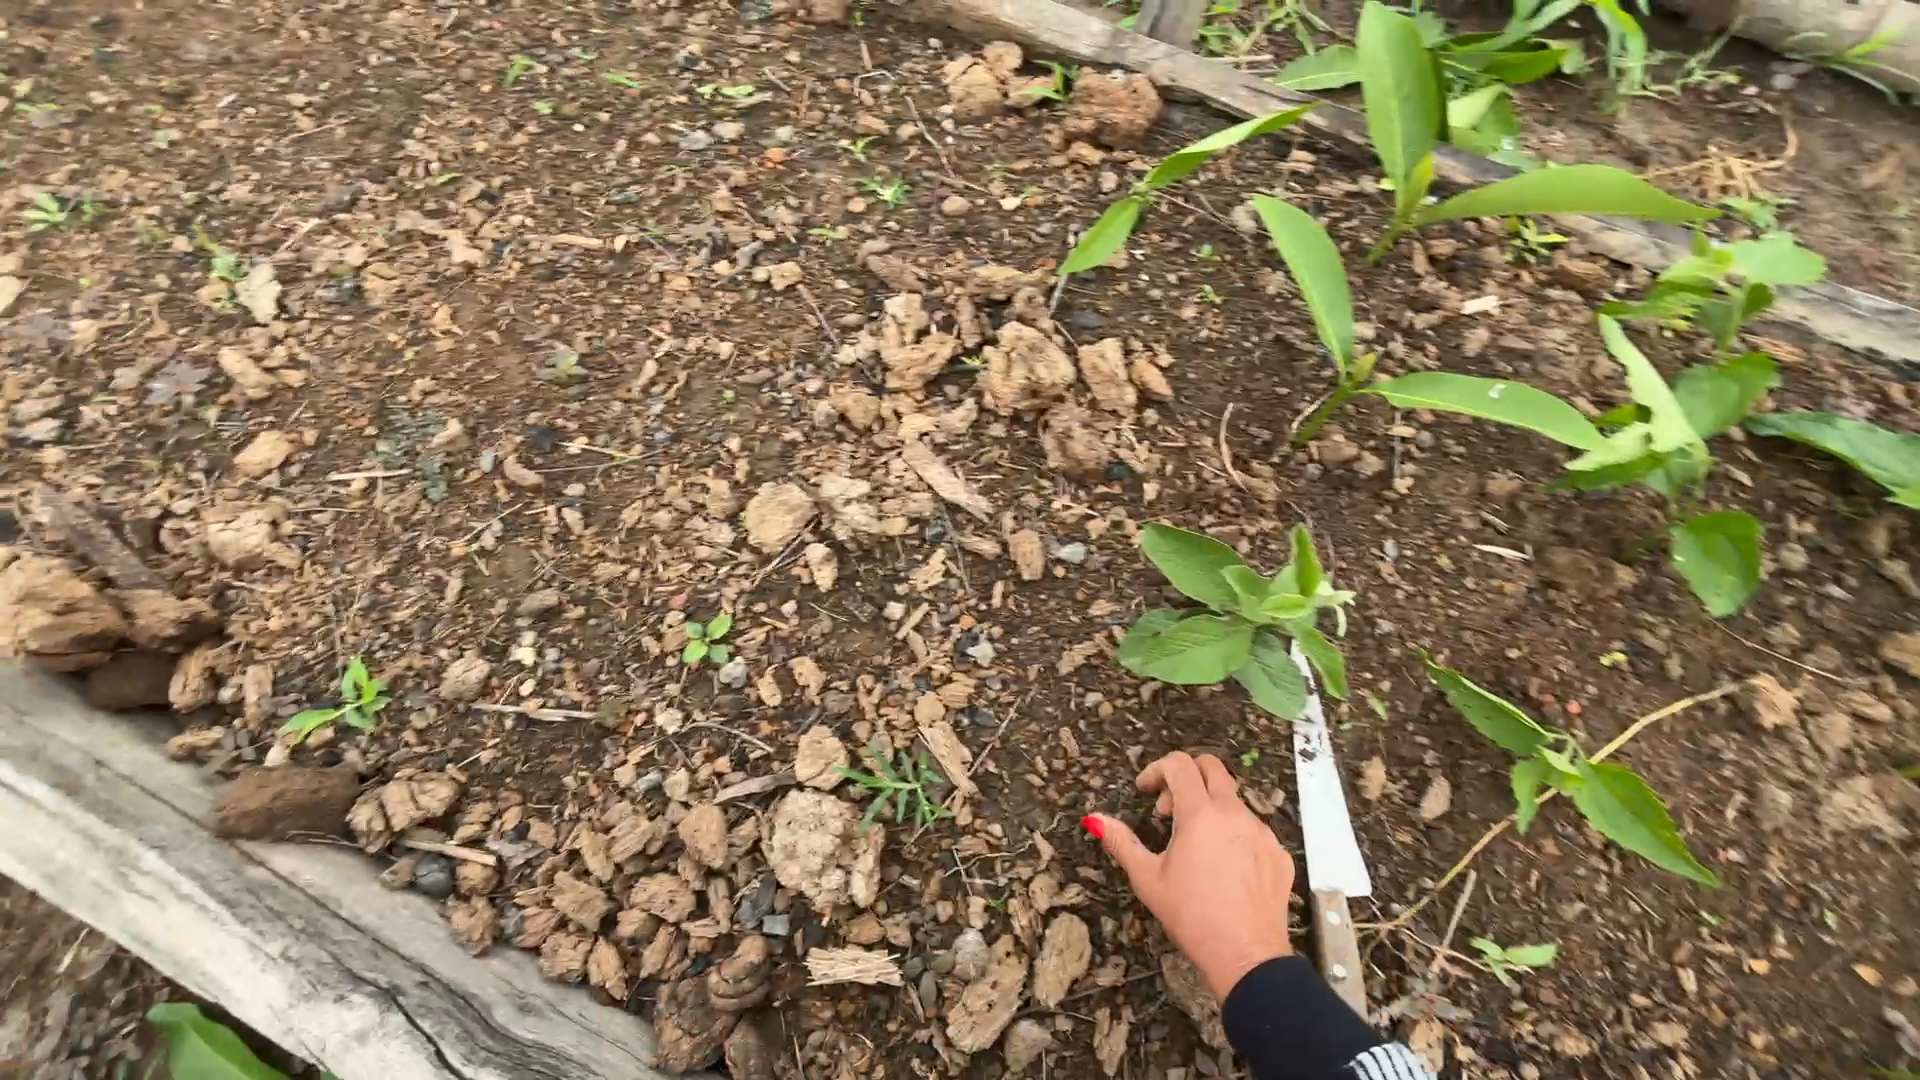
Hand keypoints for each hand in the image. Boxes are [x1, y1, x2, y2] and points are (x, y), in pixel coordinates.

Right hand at [1086, 751, 1293, 1000]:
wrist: (1248, 958)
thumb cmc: (1191, 916)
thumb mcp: (1147, 878)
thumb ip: (1121, 841)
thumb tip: (1093, 818)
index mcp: (1200, 814)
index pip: (1179, 765)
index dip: (1156, 770)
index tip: (1144, 792)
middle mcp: (1234, 814)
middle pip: (1212, 767)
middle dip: (1185, 776)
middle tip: (1168, 809)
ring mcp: (1262, 832)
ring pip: (1233, 800)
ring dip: (1209, 808)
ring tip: (1194, 845)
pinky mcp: (1279, 854)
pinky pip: (1254, 829)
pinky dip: (1232, 833)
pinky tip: (1223, 867)